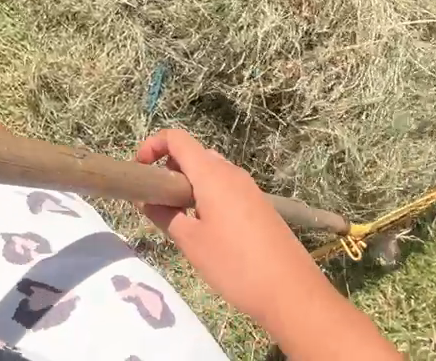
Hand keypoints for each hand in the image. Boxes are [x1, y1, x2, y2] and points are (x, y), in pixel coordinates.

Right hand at [135, 129, 324, 323]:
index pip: (177, 138)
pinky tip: (209, 230)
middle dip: (170, 168)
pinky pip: (227, 188)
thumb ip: (164, 215)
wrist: (295, 296)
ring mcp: (250, 189)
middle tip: (159, 198)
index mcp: (211, 174)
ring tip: (181, 216)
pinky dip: (209, 195)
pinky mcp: (261, 206)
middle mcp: (231, 173)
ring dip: (190, 184)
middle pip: (194, 153)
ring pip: (211, 172)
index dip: (153, 145)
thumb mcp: (191, 242)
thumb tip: (145, 201)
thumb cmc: (236, 265)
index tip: (141, 170)